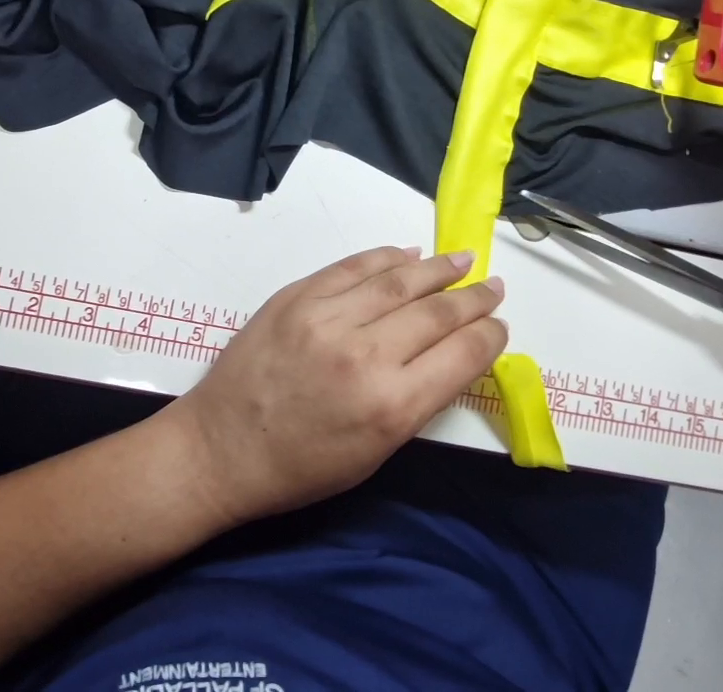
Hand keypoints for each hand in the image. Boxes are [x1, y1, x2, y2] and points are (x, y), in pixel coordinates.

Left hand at [160, 247, 507, 524]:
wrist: (222, 448)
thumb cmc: (302, 468)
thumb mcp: (375, 453)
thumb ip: (416, 401)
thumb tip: (449, 355)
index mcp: (392, 406)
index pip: (462, 355)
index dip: (489, 336)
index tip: (500, 325)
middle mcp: (365, 355)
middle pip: (436, 313)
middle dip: (472, 298)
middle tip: (493, 286)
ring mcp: (326, 318)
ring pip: (397, 280)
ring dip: (436, 268)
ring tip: (462, 260)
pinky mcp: (296, 297)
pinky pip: (351, 267)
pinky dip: (384, 257)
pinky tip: (406, 254)